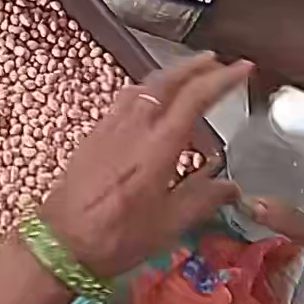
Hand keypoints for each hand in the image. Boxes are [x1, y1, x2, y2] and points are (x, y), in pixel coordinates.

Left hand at [39, 53, 249, 278]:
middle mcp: (134, 126)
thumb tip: (231, 186)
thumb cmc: (117, 236)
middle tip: (216, 61)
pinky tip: (149, 99)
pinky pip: (123, 99)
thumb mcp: (169, 224)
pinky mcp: (94, 134)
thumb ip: (202, 199)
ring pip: (142, 86)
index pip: (195, 97)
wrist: (60, 242)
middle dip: (194, 66)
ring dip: (169, 74)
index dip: (222, 78)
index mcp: (159, 145)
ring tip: (187, 73)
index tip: (243, 67)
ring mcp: (110, 127)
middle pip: (166, 81)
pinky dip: (145, 89)